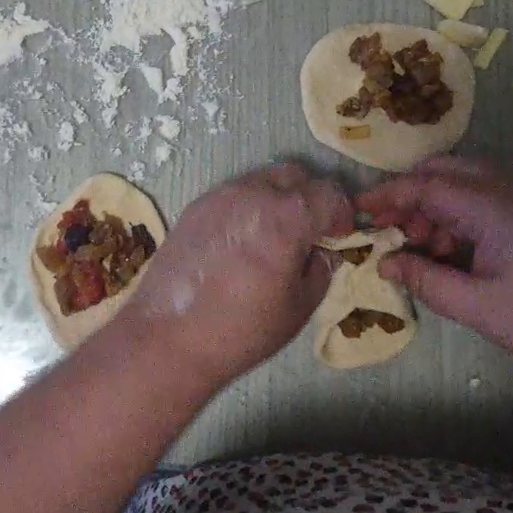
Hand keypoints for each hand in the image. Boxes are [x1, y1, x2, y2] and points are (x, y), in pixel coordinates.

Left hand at [114, 163, 352, 385]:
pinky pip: (232, 195)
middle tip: (310, 231)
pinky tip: (242, 242)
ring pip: (261, 181)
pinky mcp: (194, 208)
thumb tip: (320, 251)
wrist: (170, 335)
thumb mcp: (299, 306)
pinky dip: (247, 208)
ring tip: (274, 237)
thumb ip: (319, 269)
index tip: (339, 235)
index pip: (328, 193)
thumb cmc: (243, 329)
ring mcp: (218, 197)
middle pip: (294, 176)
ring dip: (277, 200)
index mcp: (286, 216)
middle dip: (310, 198)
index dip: (342, 213)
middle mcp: (252, 194)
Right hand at [356, 157, 512, 383]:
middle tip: (394, 235)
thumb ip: (424, 280)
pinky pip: (492, 193)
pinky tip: (462, 252)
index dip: (386, 197)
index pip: (424, 185)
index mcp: (492, 204)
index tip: (357, 212)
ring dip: (438, 206)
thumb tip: (384, 263)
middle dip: (411, 196)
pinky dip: (464, 212)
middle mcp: (512, 186)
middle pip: (445, 170)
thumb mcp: (476, 306)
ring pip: (469, 180)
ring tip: (428, 252)